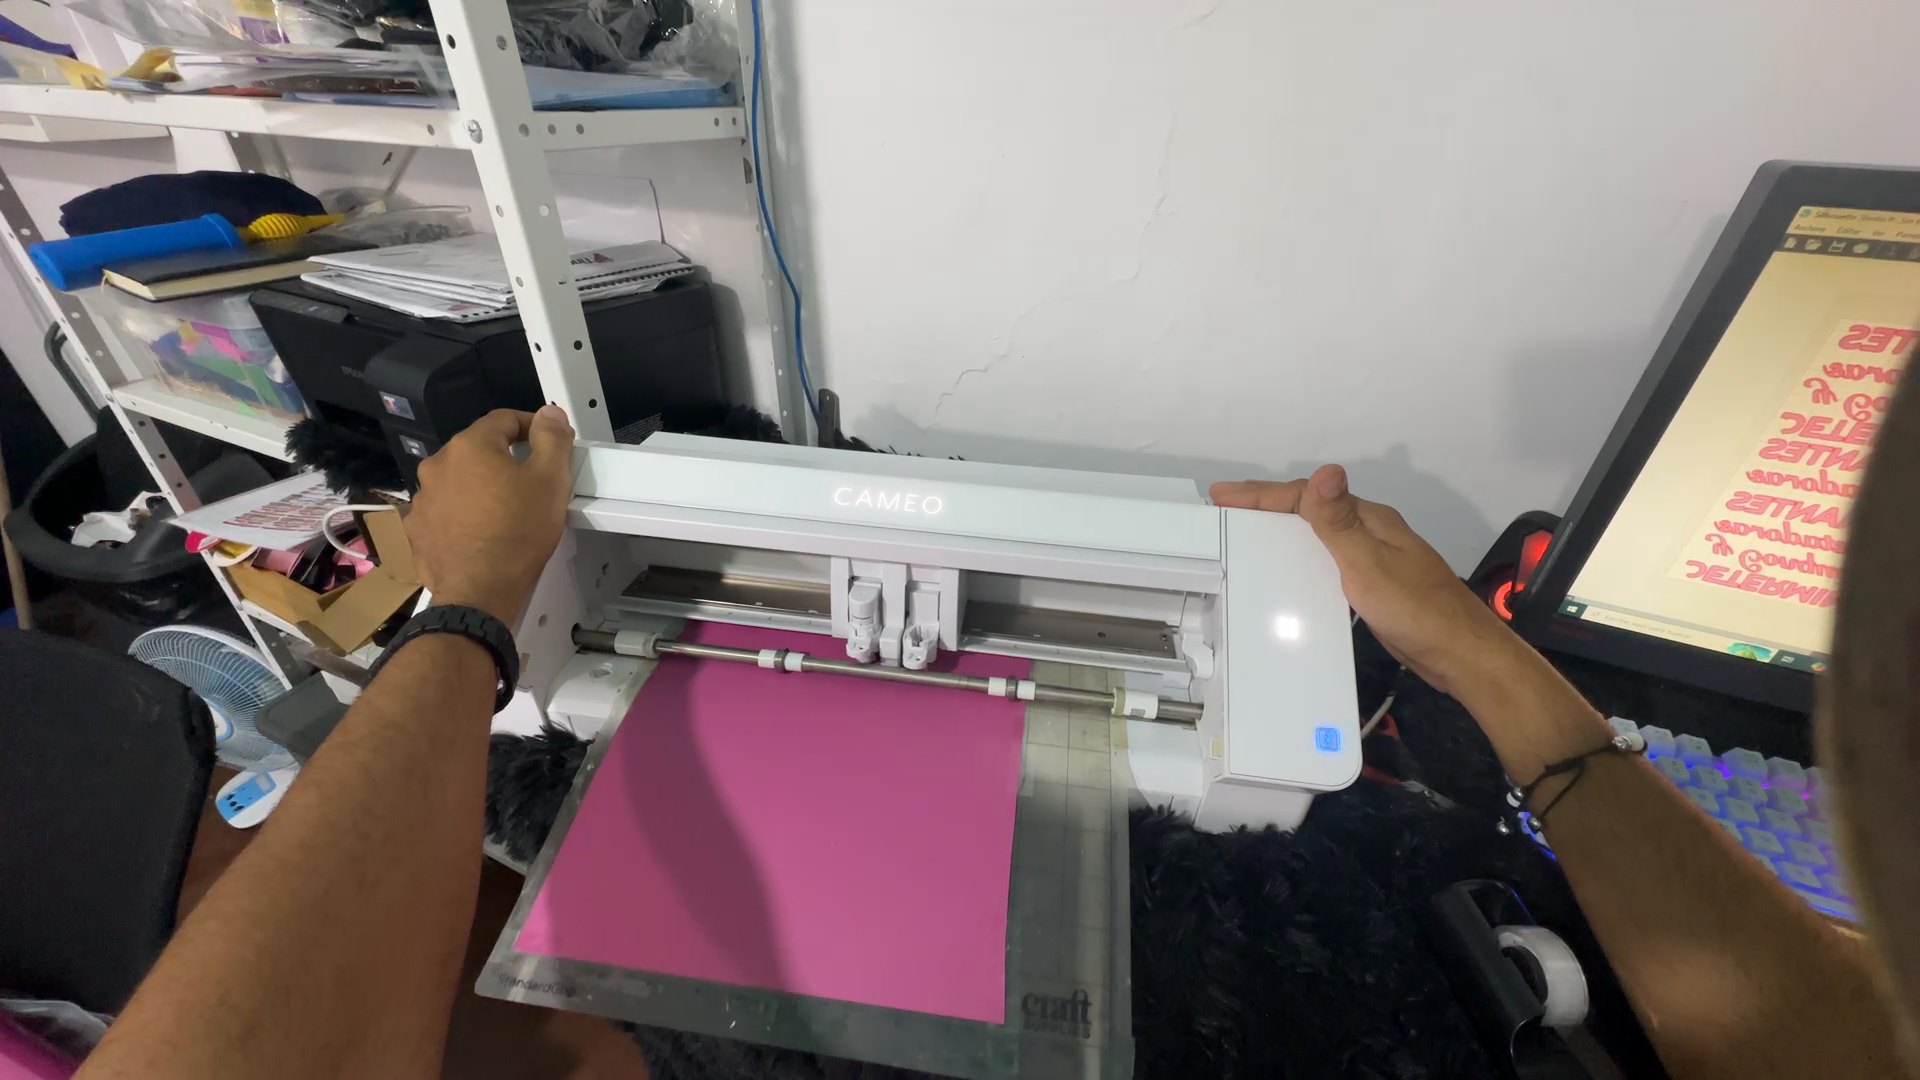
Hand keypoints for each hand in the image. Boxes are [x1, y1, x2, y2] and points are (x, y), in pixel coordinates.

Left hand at [404, 406, 574, 624]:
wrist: (479, 589)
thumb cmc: (520, 530)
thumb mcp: (551, 481)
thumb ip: (552, 439)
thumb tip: (550, 413)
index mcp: (471, 446)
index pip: (503, 419)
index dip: (532, 425)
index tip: (552, 442)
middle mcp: (438, 464)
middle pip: (479, 449)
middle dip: (507, 458)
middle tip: (534, 481)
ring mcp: (422, 497)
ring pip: (460, 479)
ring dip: (483, 485)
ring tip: (508, 510)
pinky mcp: (416, 527)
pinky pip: (445, 509)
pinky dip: (464, 511)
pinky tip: (482, 530)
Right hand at [1211, 465, 1522, 697]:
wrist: (1459, 654)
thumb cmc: (1414, 609)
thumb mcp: (1367, 564)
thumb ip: (1339, 521)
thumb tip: (1325, 471)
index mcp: (1367, 519)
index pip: (1304, 496)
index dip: (1260, 494)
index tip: (1222, 495)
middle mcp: (1368, 529)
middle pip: (1308, 507)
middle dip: (1264, 504)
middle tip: (1225, 507)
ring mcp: (1370, 554)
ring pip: (1314, 530)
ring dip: (1278, 525)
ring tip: (1244, 530)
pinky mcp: (1368, 579)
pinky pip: (1322, 555)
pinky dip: (1295, 551)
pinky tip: (1284, 564)